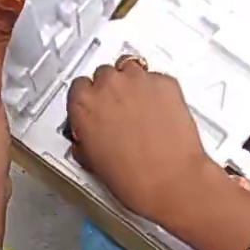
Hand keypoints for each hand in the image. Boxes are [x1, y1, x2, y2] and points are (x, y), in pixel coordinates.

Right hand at [64, 58, 216, 227]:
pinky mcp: (165, 82)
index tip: (92, 110)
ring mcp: (138, 80)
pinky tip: (157, 111)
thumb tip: (86, 139)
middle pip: (103, 74)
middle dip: (109, 92)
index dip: (86, 101)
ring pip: (128, 68)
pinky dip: (155, 90)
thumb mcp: (94, 163)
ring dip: (130, 84)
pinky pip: (155, 78)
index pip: (77, 88)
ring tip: (137, 108)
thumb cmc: (135, 179)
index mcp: (84, 105)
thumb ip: (85, 140)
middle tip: (118, 114)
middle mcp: (109, 85)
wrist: (172, 181)